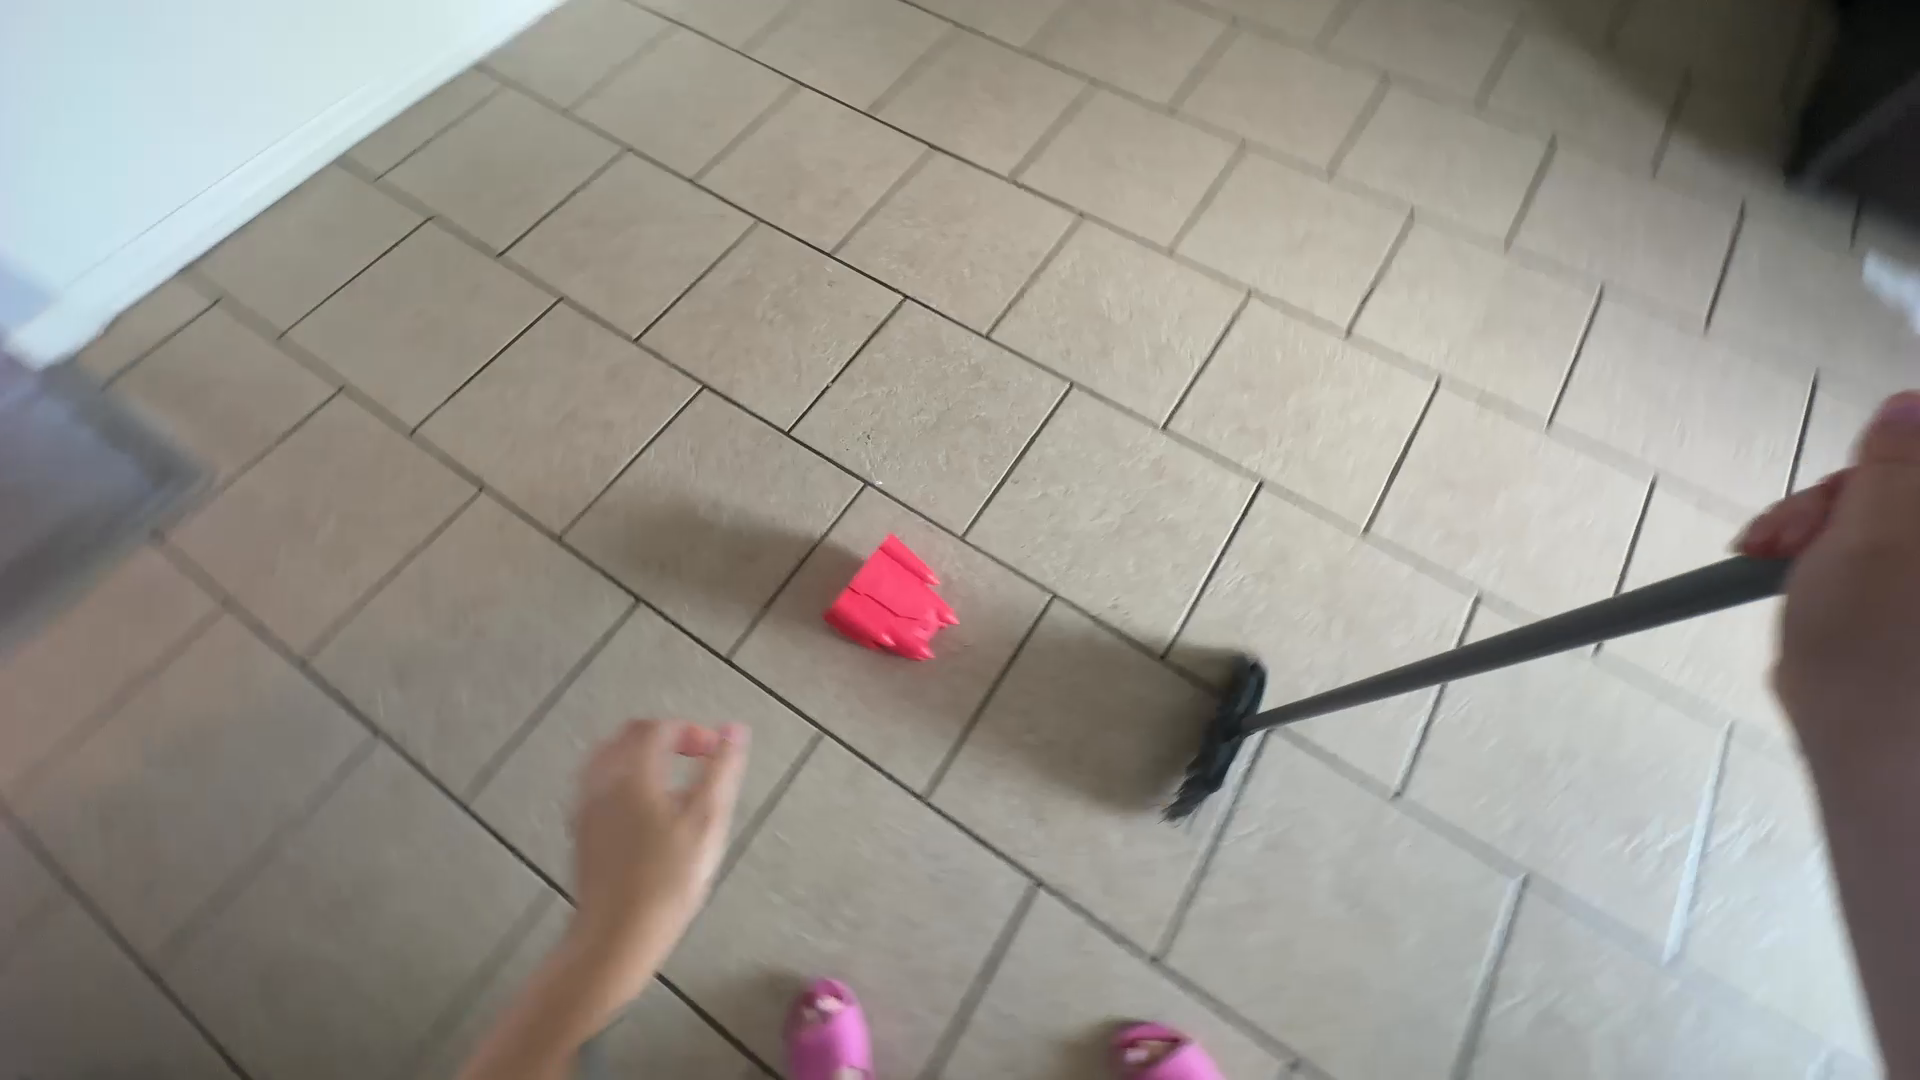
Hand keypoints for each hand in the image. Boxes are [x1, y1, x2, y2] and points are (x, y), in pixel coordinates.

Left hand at [567, 719, 748, 1000]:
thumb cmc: (669, 878)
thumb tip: (735, 728)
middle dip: (667, 737)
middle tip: (697, 757)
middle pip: (630, 737)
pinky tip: (648, 808)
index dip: (692, 731)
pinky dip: (626, 779)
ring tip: (674, 780)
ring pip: (610, 759)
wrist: (616, 937)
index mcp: (633, 773)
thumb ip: (722, 768)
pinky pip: (600, 785)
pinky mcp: (582, 833)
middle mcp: (603, 782)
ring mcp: (587, 808)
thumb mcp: (708, 819)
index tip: (716, 752)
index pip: (659, 729)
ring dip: (643, 757)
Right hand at [1737, 391, 1919, 760]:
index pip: (1917, 456)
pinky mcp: (1909, 608)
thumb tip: (1912, 402)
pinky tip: (1810, 583)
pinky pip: (1886, 558)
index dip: (1880, 464)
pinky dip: (1841, 560)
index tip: (1827, 495)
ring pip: (1891, 524)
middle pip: (1907, 492)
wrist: (1888, 753)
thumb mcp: (1878, 539)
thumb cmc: (1881, 645)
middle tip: (1776, 541)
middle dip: (1837, 503)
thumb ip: (1902, 466)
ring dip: (1826, 531)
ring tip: (1774, 562)